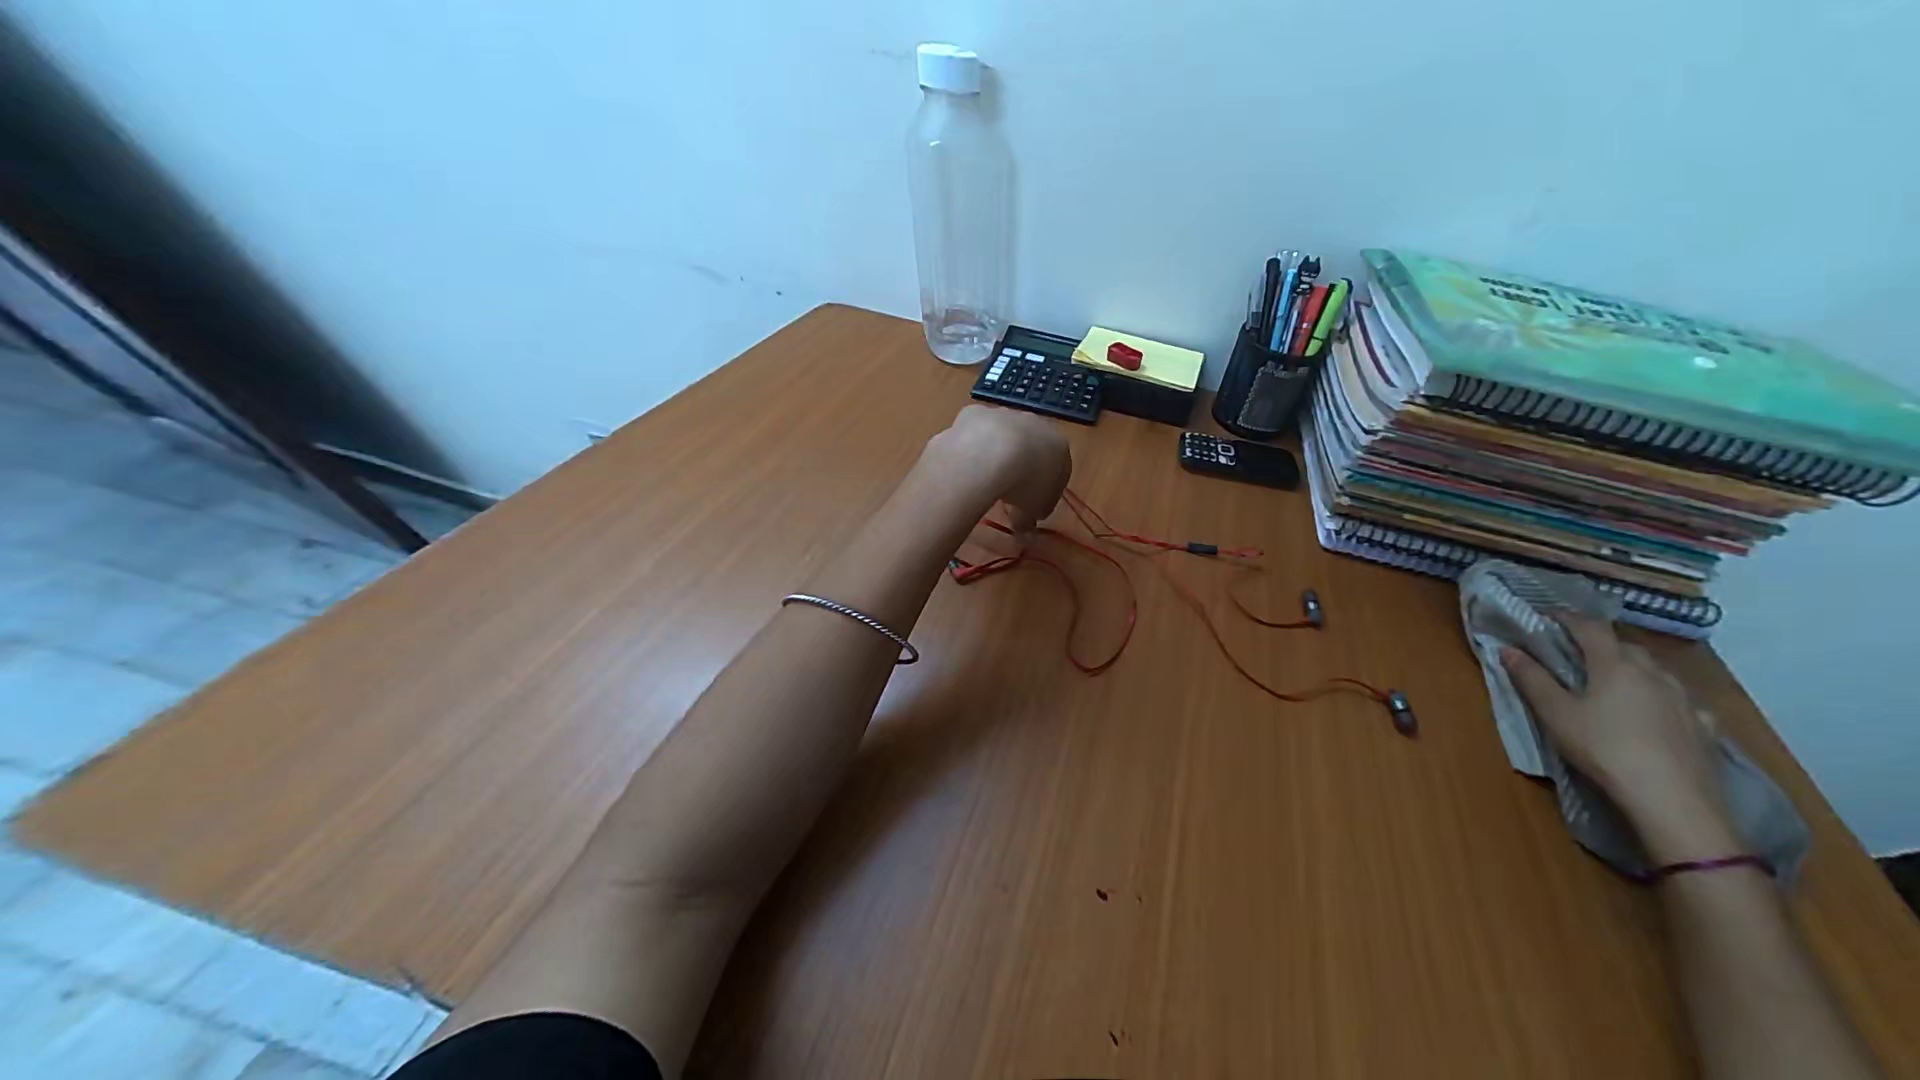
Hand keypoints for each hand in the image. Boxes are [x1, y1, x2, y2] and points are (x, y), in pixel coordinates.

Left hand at [925, 405, 1071, 534]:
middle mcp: (1036, 424)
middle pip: (1031, 448)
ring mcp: (1005, 414)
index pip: (1059, 469)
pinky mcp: (977, 412)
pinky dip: (971, 447)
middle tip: (1008, 492)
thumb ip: (1030, 520)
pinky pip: (976, 432)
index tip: (1033, 509)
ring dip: (996, 455)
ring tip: (983, 480)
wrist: (990, 453)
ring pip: (1003, 437)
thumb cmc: (1025, 484)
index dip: (1045, 491)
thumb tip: (1024, 533)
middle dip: (1022, 468)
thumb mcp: (1031, 510)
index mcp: (1059, 446)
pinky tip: (964, 465)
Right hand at [1502, 616, 1740, 861]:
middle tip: (1577, 653)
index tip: (1547, 616)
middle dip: (1600, 644)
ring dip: (1632, 668)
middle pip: (1625, 646)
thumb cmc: (1603, 748)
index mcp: (1615, 664)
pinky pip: (1681, 700)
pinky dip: (1663, 697)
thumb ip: (1531, 678)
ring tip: (1614, 682)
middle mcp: (1654, 673)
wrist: (1673, 798)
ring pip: (1655, 671)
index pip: (1590, 628)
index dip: (1568, 618)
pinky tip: (1659, 713)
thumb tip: (1508, 649)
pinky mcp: (1705, 726)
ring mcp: (1686, 699)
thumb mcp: (1555, 713)